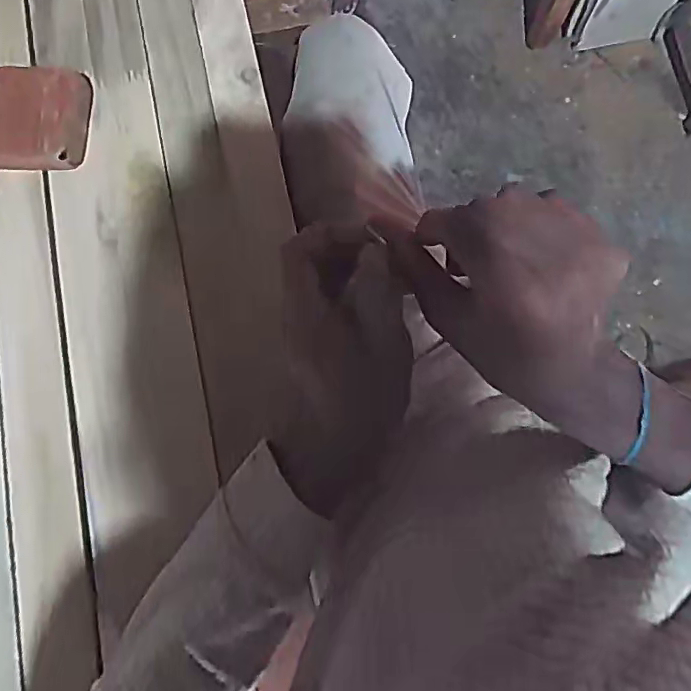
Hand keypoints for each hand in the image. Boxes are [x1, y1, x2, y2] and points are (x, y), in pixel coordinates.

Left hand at [271, 224, 412, 516]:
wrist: (329, 458)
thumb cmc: (359, 402)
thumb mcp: (382, 344)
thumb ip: (378, 290)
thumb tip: (374, 249)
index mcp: (303, 306)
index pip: (299, 247)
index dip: (332, 232)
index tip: (372, 238)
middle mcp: (294, 310)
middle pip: (310, 260)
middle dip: (348, 248)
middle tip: (390, 256)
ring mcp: (301, 327)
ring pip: (321, 279)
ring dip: (354, 269)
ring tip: (396, 277)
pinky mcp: (313, 342)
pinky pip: (329, 300)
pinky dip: (354, 291)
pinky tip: (387, 303)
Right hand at [382, 187, 630, 445]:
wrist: (577, 373)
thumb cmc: (503, 351)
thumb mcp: (447, 314)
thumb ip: (414, 265)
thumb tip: (381, 224)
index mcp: (488, 244)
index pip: (438, 220)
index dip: (432, 244)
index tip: (444, 271)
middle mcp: (528, 220)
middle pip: (475, 209)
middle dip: (468, 236)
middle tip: (478, 276)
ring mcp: (568, 220)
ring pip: (511, 204)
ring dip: (503, 228)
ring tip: (513, 267)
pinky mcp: (594, 228)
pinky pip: (548, 210)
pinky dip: (538, 231)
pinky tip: (544, 264)